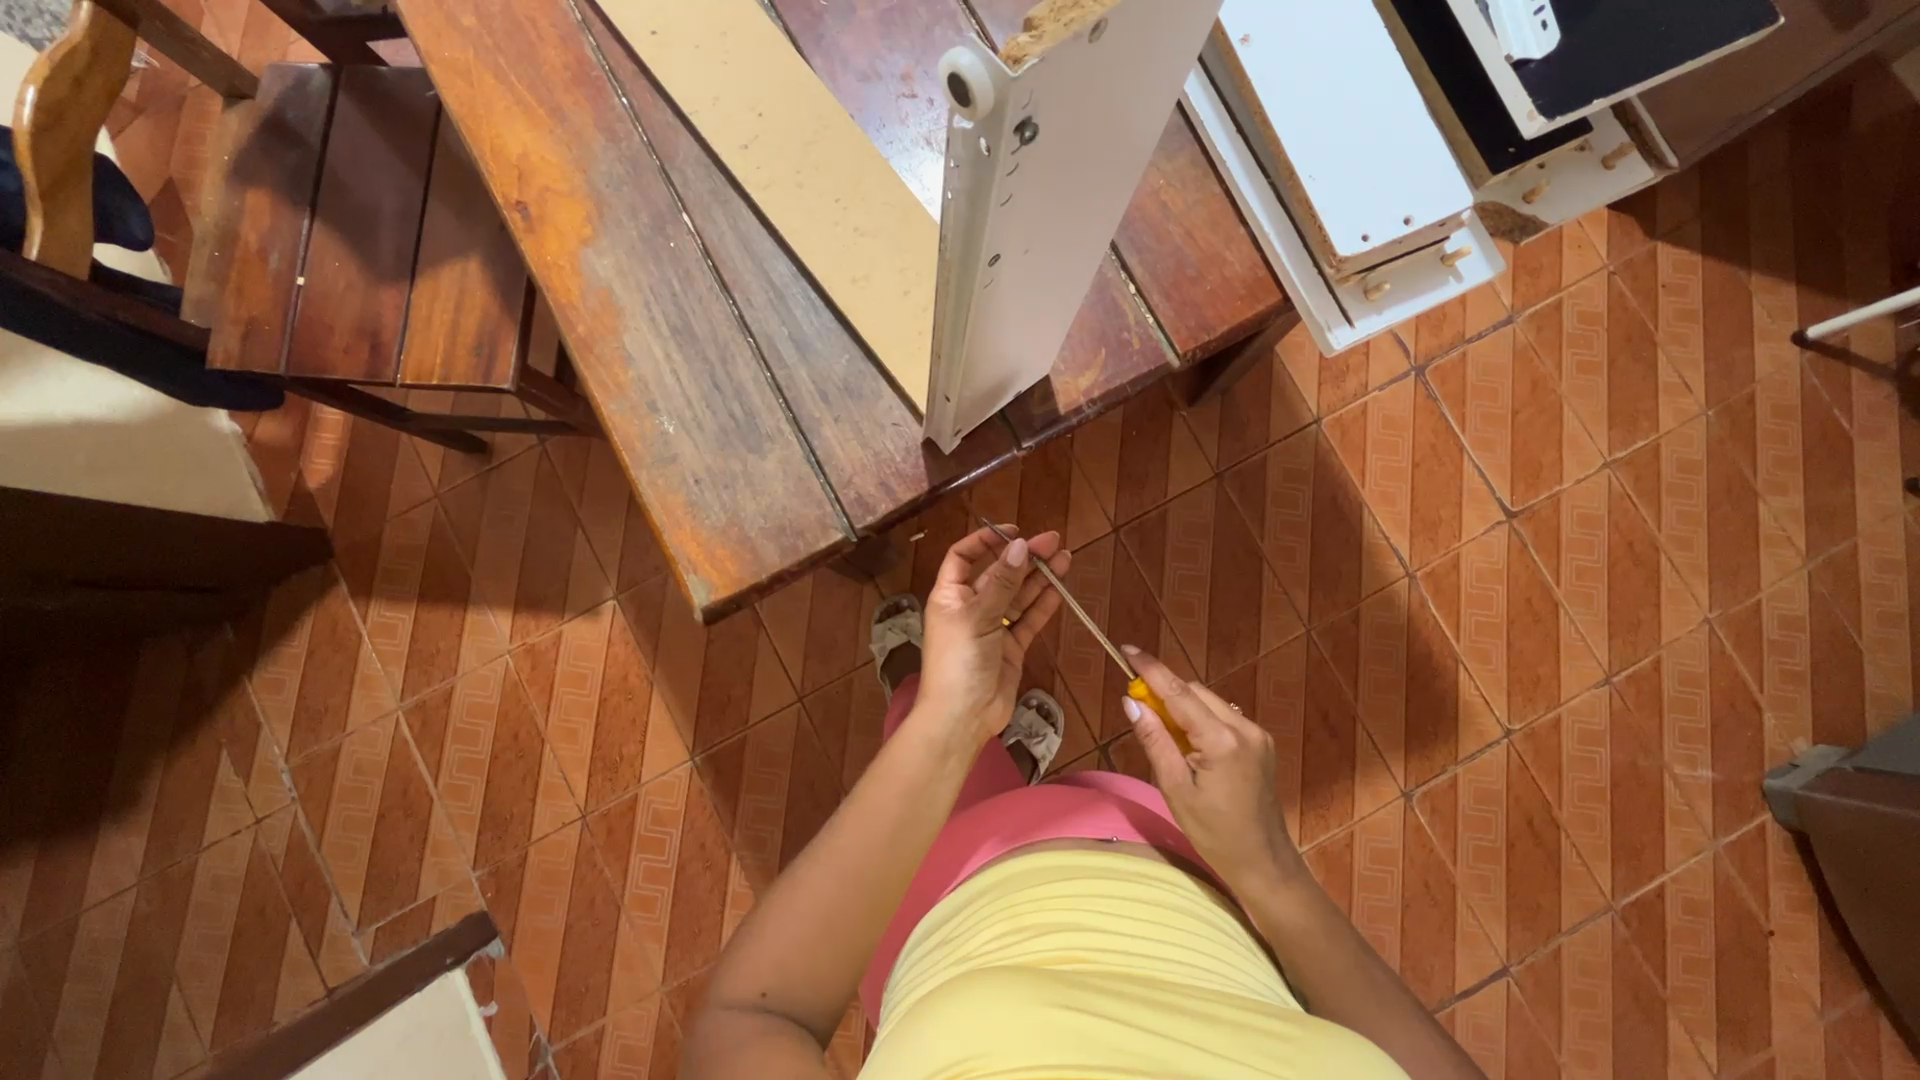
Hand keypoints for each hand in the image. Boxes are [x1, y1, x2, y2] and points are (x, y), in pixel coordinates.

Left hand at [912, 525, 1070, 746]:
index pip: (963, 557)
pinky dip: (1043, 604)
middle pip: (998, 574)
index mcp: (950, 596)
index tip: (1013, 531)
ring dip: (1039, 578)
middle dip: (1024, 558)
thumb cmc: (959, 662)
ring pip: (1018, 596)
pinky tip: (1060, 587)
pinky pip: (1028, 620)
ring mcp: (991, 628)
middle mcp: (970, 608)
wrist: (962, 717)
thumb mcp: (978, 617)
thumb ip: (1002, 583)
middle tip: (1053, 541)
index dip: (985, 541)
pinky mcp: (1010, 648)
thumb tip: (1020, 546)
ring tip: (1064, 557)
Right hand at [1121, 645, 1304, 892]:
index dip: (1151, 669)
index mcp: (1221, 740)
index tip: (1127, 650)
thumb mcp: (1175, 788)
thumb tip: (1131, 702)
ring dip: (1182, 705)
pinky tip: (1187, 740)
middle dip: (1164, 690)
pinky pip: (1223, 716)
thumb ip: (1154, 740)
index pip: (1178, 692)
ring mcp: (1256, 734)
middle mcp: (1243, 728)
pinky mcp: (1261, 743)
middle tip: (1135, 702)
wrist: (1263, 861)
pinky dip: (1200, 718)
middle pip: (1195, 692)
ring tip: (1160, 727)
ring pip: (1210, 702)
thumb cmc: (1214, 833)